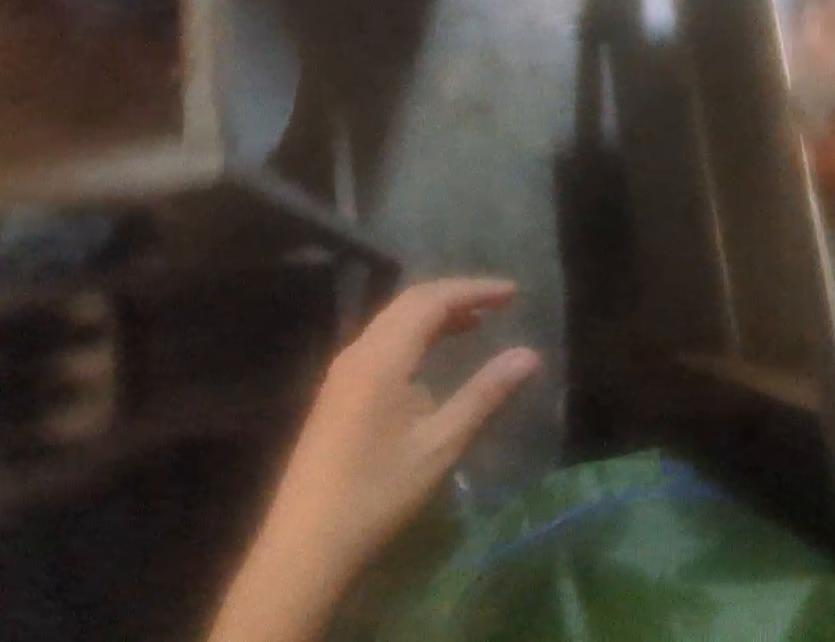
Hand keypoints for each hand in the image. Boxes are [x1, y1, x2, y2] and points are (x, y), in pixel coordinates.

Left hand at [211, 278, 540, 641]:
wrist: (305, 544)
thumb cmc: (377, 492)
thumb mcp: (440, 444)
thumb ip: (485, 394)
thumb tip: (529, 355)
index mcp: (382, 357)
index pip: (432, 300)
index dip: (474, 290)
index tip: (514, 293)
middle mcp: (358, 351)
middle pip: (410, 302)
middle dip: (456, 295)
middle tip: (499, 302)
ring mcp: (343, 371)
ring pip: (393, 321)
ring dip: (434, 314)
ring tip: (475, 323)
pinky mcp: (338, 391)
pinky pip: (382, 341)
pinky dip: (415, 334)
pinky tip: (431, 358)